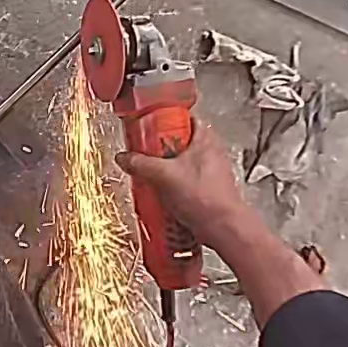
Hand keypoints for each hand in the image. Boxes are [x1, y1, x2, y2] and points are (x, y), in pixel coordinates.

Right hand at [116, 118, 325, 322]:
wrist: (223, 228)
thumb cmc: (204, 197)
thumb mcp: (162, 175)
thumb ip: (140, 164)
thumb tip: (124, 157)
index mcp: (205, 140)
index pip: (185, 118)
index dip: (165, 120)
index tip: (149, 126)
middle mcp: (210, 153)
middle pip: (179, 142)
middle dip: (159, 149)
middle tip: (143, 154)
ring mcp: (209, 173)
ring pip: (180, 163)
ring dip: (163, 169)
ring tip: (149, 176)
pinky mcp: (206, 190)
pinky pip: (183, 181)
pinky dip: (170, 185)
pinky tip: (159, 194)